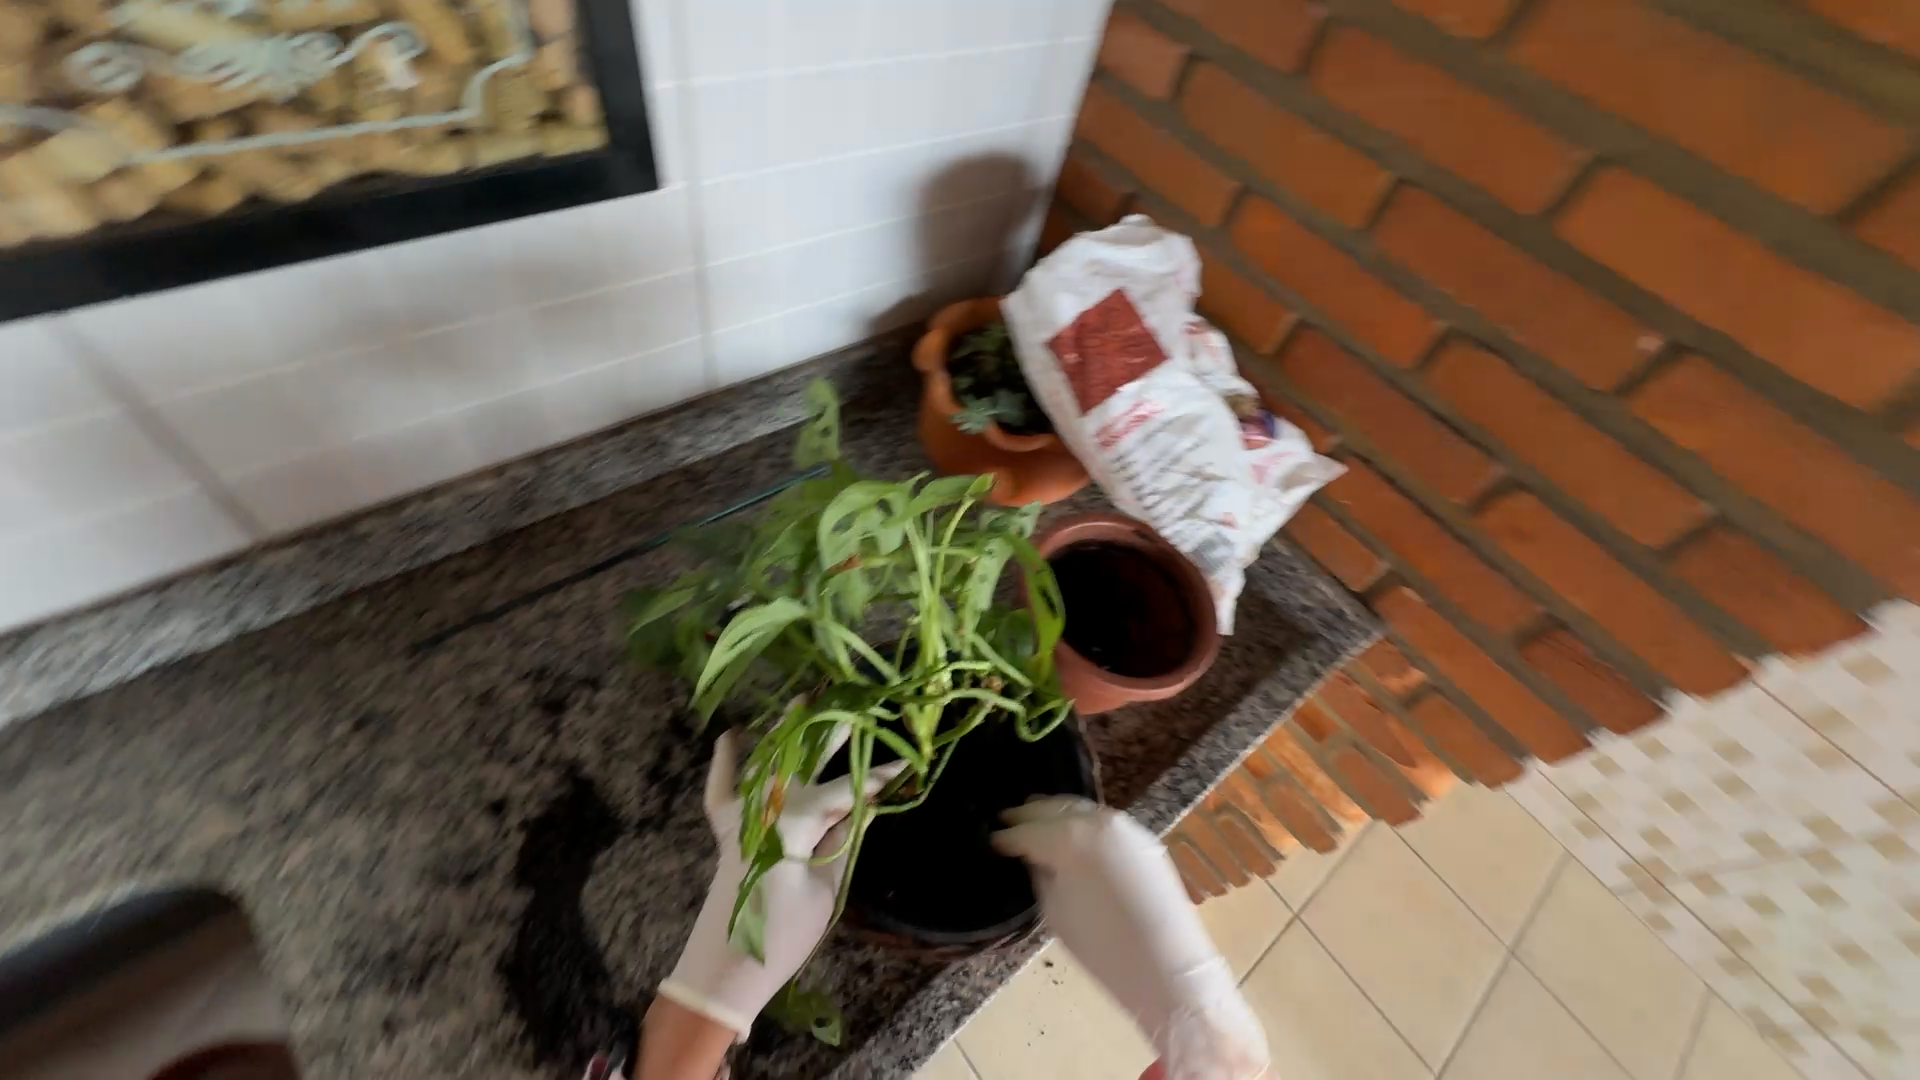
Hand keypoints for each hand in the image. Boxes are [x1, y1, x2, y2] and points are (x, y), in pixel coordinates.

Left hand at [658, 730, 903, 1038]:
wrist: (722, 972)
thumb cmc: (785, 935)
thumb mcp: (829, 889)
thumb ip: (845, 839)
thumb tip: (867, 802)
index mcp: (799, 818)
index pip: (850, 789)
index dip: (881, 776)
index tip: (909, 761)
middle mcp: (769, 802)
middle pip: (808, 757)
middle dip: (835, 729)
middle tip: (858, 702)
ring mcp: (744, 812)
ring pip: (768, 758)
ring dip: (786, 729)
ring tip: (802, 700)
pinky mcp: (727, 828)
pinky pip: (722, 786)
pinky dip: (725, 761)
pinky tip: (730, 736)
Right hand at [992, 797, 1269, 1079]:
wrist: (1169, 969)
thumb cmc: (1103, 949)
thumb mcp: (1054, 911)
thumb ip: (1039, 873)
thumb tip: (1030, 856)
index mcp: (1069, 839)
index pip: (1025, 831)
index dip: (1004, 837)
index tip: (990, 840)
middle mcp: (1095, 820)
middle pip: (1051, 808)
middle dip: (1026, 815)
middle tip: (1005, 820)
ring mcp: (1122, 824)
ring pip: (1077, 805)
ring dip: (1053, 810)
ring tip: (1032, 816)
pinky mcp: (1140, 835)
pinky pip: (1100, 817)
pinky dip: (1079, 818)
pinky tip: (1068, 827)